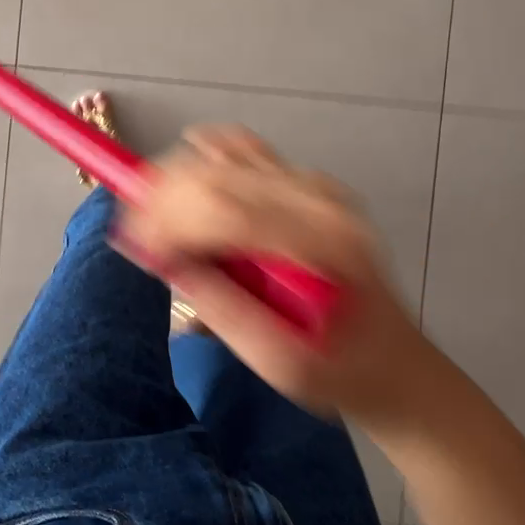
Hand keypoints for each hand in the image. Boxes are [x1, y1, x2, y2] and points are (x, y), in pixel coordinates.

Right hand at [112, 126, 440, 425]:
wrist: (396, 363)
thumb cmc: (338, 372)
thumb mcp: (275, 362)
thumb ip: (220, 306)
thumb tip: (159, 257)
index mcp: (320, 248)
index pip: (227, 211)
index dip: (169, 217)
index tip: (128, 237)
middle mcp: (322, 203)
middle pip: (222, 174)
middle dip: (164, 193)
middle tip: (131, 226)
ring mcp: (319, 187)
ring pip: (228, 155)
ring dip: (180, 175)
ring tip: (153, 210)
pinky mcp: (312, 183)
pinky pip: (245, 152)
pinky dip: (206, 160)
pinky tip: (187, 184)